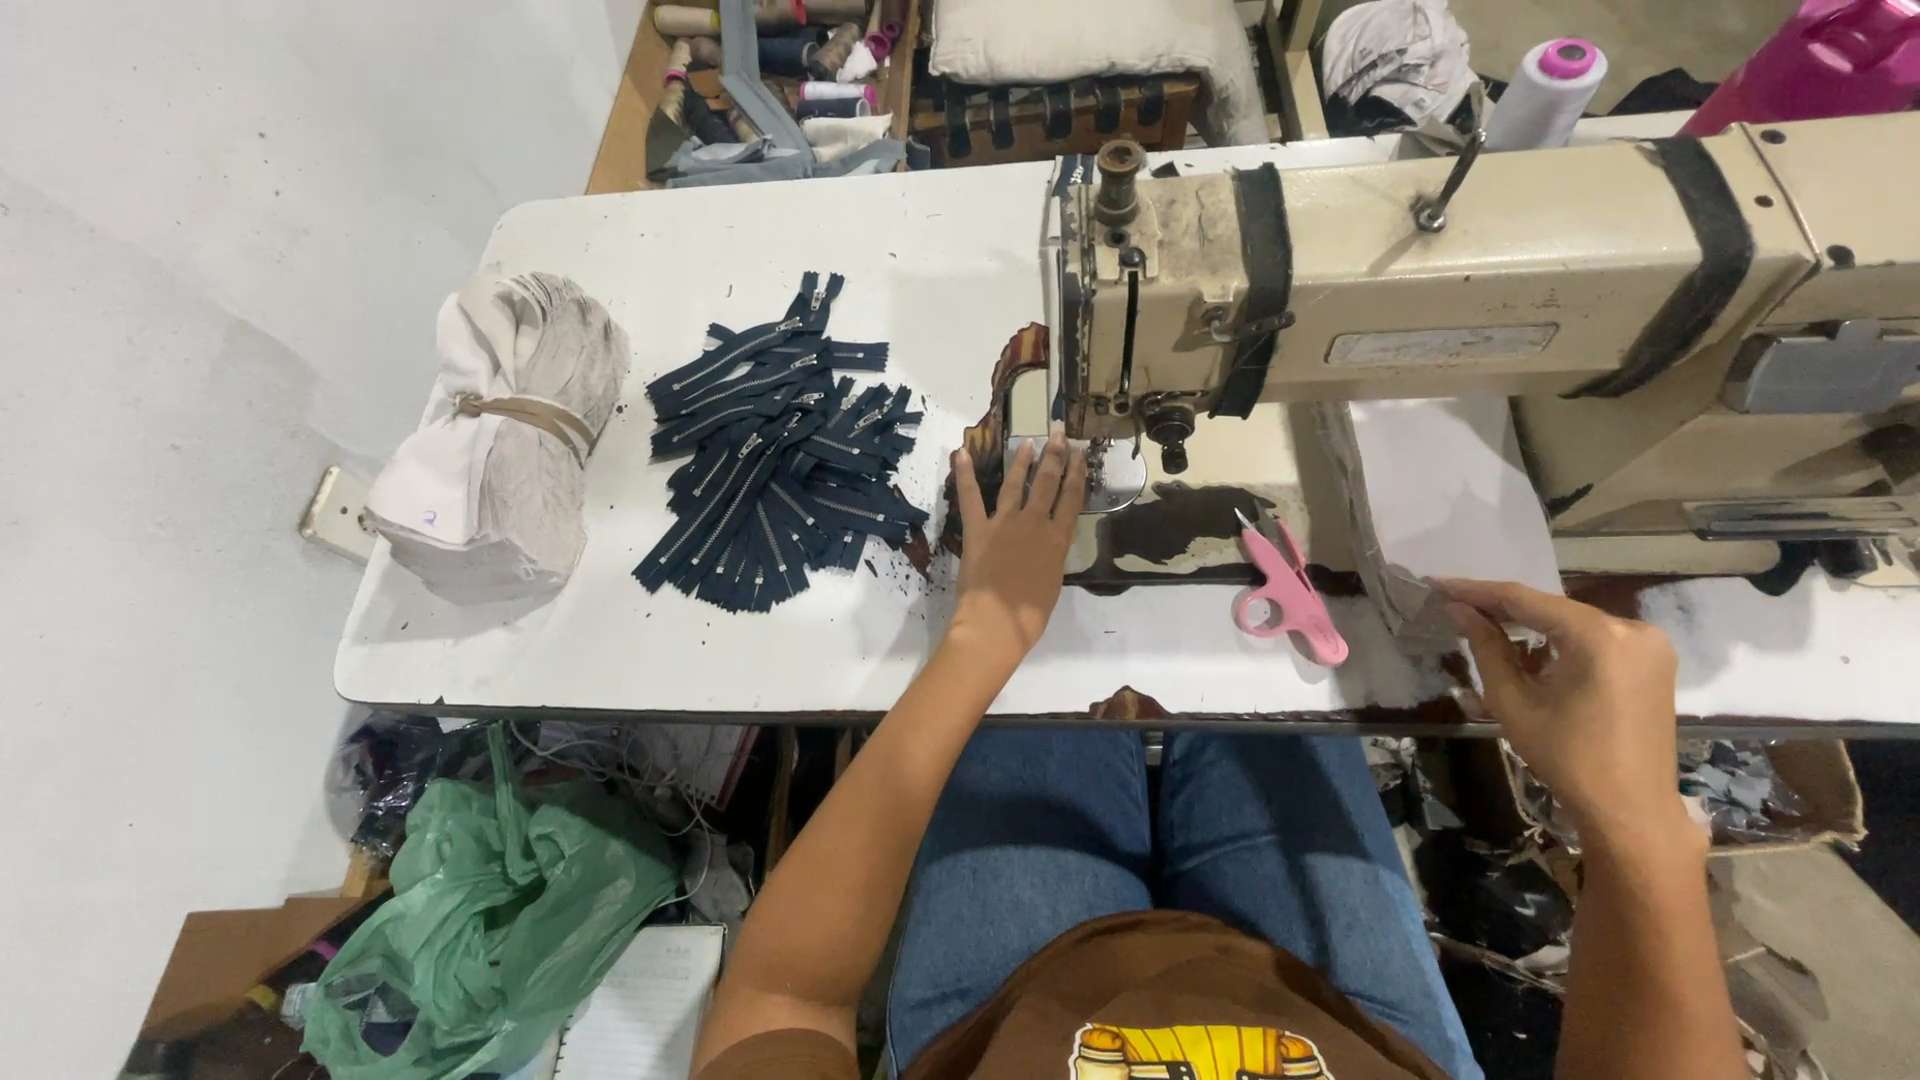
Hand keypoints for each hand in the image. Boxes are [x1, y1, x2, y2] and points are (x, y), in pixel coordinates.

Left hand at [947, 429, 1086, 662]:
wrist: (996, 621)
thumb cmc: (1030, 614)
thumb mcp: (1053, 583)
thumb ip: (1050, 558)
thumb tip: (1045, 548)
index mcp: (1058, 540)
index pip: (1072, 499)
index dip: (1077, 474)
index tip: (1079, 455)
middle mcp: (1034, 523)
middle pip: (1047, 484)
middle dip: (1054, 457)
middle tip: (1059, 435)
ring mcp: (1003, 523)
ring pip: (1014, 484)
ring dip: (1021, 462)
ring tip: (1027, 443)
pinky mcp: (977, 529)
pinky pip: (970, 498)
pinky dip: (964, 475)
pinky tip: (961, 455)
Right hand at [1438, 578, 1693, 848]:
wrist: (1629, 805)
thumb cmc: (1564, 755)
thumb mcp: (1512, 699)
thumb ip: (1486, 646)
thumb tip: (1458, 610)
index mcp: (1599, 637)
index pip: (1525, 600)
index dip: (1477, 591)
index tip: (1438, 585)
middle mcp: (1632, 628)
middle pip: (1551, 607)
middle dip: (1502, 606)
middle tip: (1455, 604)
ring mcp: (1649, 643)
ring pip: (1571, 619)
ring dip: (1528, 621)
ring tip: (1482, 621)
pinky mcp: (1653, 659)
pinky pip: (1593, 635)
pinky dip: (1557, 636)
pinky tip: (1525, 642)